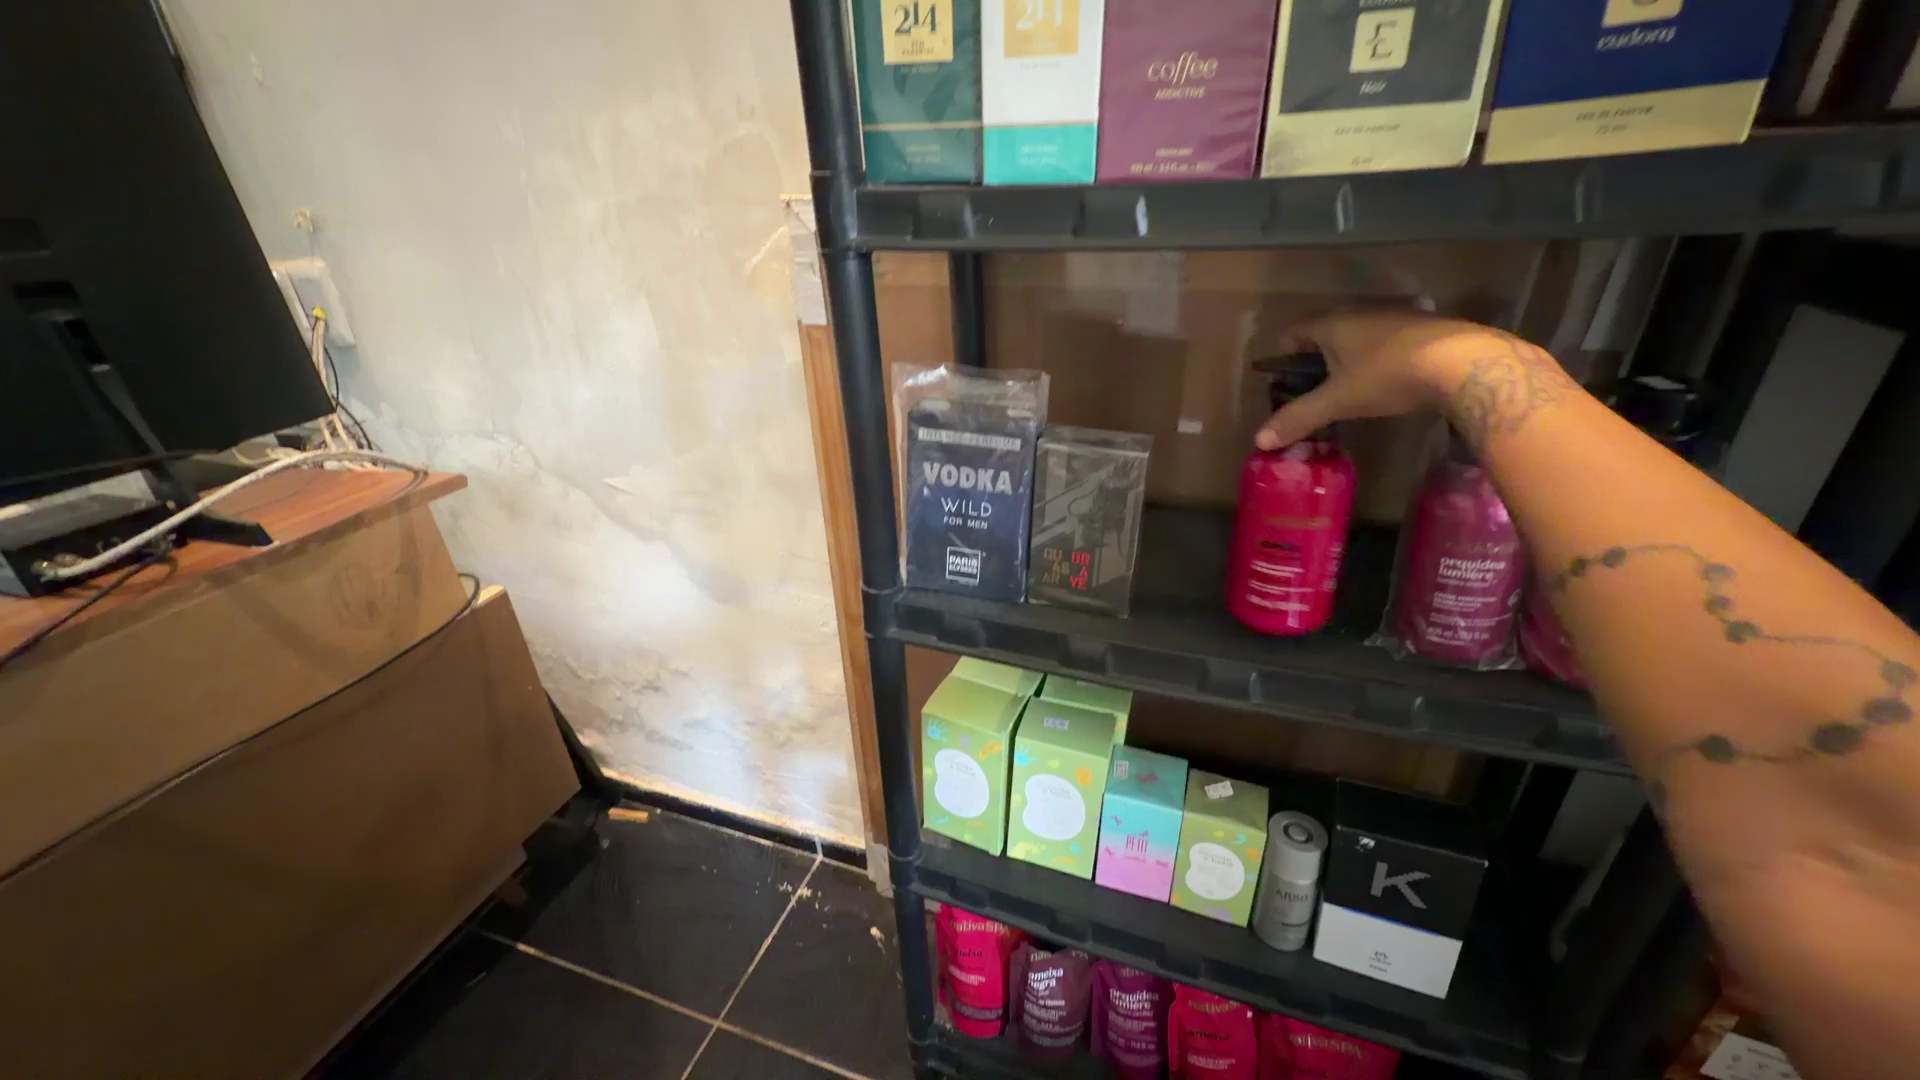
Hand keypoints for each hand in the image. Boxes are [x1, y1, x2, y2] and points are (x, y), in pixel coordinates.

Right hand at [1255, 311, 1516, 449]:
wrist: (1465, 363)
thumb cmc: (1389, 377)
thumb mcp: (1339, 402)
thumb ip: (1299, 418)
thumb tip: (1259, 440)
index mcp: (1334, 324)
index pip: (1295, 330)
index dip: (1284, 352)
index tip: (1283, 378)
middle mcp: (1363, 311)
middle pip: (1328, 331)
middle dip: (1318, 356)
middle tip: (1316, 388)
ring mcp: (1399, 315)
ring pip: (1363, 333)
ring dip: (1353, 354)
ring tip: (1354, 386)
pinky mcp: (1429, 325)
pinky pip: (1393, 338)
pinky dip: (1384, 355)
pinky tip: (1394, 377)